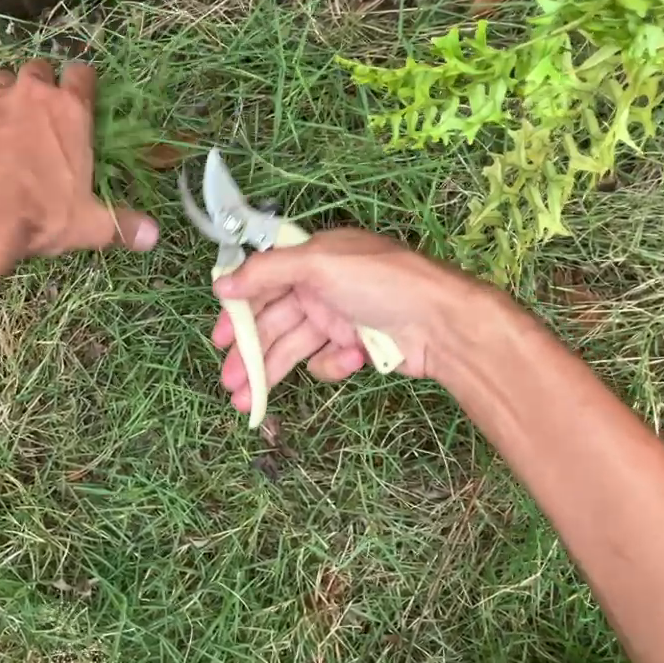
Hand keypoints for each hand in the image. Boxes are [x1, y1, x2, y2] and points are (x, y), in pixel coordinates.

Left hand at [0, 59, 157, 260]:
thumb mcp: (87, 225)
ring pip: (2, 80)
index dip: (82, 82)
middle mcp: (31, 94)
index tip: (80, 95)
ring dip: (7, 96)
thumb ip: (121, 225)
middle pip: (39, 69)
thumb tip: (153, 237)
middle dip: (42, 85)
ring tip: (7, 124)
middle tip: (41, 113)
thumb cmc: (39, 216)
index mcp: (69, 111)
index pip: (82, 75)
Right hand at [210, 229, 490, 412]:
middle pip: (273, 323)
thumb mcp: (319, 266)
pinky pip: (327, 360)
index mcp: (312, 259)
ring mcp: (339, 319)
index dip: (238, 313)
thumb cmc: (383, 283)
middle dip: (250, 353)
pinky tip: (350, 361)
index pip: (263, 285)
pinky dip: (332, 365)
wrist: (446, 324)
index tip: (217, 339)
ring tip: (248, 402)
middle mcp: (322, 288)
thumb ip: (266, 272)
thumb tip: (222, 285)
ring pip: (293, 348)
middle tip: (229, 382)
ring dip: (271, 373)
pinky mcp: (355, 347)